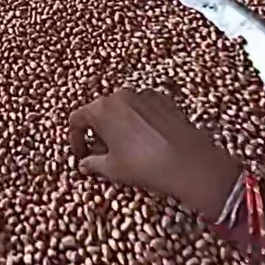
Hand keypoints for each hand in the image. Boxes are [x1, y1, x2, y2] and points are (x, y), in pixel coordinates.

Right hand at [68, 90, 240, 218]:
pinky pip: (142, 108)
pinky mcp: (163, 100)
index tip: (80, 154)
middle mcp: (120, 96)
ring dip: (117, 125)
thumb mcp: (112, 169)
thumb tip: (84, 163)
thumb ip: (92, 163)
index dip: (75, 138)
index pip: (77, 119)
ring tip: (125, 149)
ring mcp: (143, 95)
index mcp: (101, 109)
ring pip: (121, 108)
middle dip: (97, 132)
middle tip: (102, 153)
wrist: (189, 163)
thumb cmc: (144, 165)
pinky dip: (138, 121)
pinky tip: (146, 142)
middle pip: (99, 111)